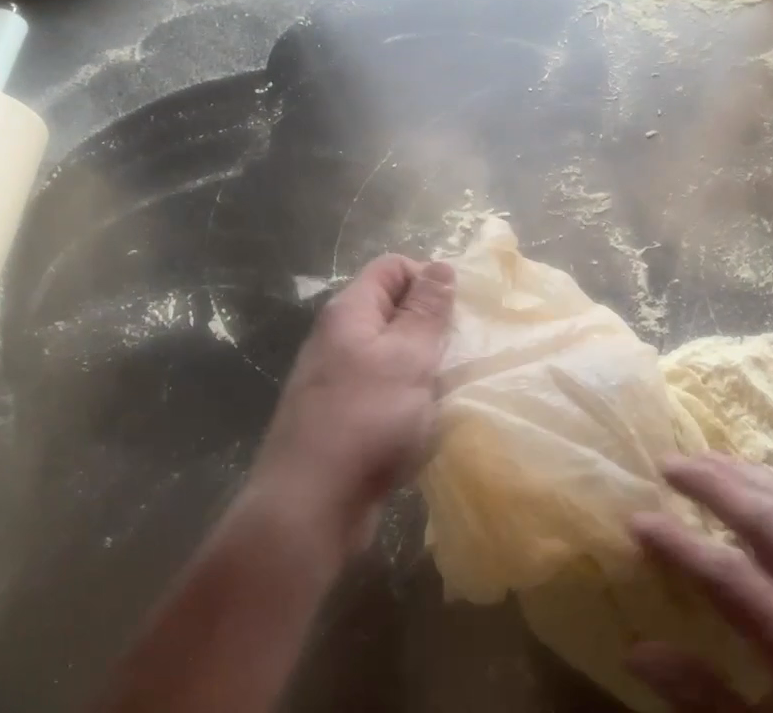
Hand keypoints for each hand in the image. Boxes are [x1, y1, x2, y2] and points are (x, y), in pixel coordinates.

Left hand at [251, 254, 455, 547]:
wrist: (311, 505)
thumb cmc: (366, 420)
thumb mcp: (408, 357)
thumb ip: (427, 310)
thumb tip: (440, 266)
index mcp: (349, 313)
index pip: (391, 267)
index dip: (429, 277)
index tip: (460, 311)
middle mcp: (337, 339)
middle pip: (391, 310)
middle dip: (431, 325)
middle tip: (462, 351)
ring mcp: (336, 381)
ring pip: (390, 355)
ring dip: (423, 366)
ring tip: (451, 387)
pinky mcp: (342, 419)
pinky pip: (383, 392)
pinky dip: (408, 399)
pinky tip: (426, 420)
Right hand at [627, 455, 772, 712]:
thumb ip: (703, 695)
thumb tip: (638, 651)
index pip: (728, 574)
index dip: (678, 542)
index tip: (637, 518)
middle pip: (766, 518)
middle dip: (714, 484)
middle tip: (669, 462)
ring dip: (750, 477)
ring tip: (709, 457)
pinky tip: (765, 486)